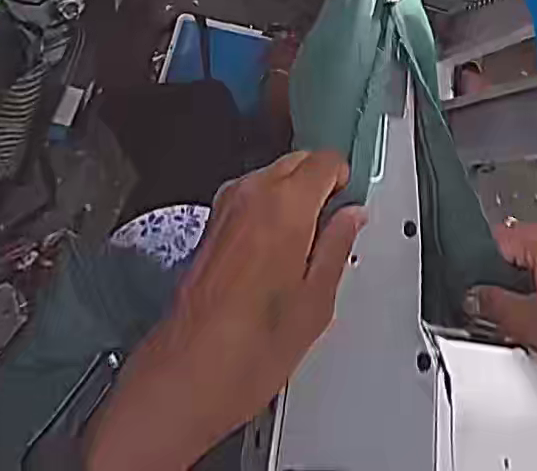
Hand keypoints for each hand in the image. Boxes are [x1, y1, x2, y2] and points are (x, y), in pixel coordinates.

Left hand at [84, 151, 366, 468]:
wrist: (184, 376)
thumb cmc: (246, 350)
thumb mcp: (316, 301)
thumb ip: (338, 245)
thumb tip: (351, 217)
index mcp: (286, 206)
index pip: (327, 160)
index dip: (344, 179)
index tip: (349, 202)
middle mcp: (253, 194)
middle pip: (299, 160)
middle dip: (320, 181)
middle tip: (332, 222)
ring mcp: (227, 205)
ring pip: (275, 174)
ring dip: (293, 192)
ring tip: (303, 241)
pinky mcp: (211, 222)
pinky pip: (252, 193)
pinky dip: (268, 205)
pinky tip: (274, 249)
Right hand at [465, 222, 536, 450]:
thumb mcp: (533, 326)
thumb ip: (494, 305)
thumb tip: (474, 296)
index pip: (497, 238)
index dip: (479, 265)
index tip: (472, 286)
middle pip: (514, 247)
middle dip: (501, 275)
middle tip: (494, 306)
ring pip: (531, 260)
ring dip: (521, 283)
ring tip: (522, 315)